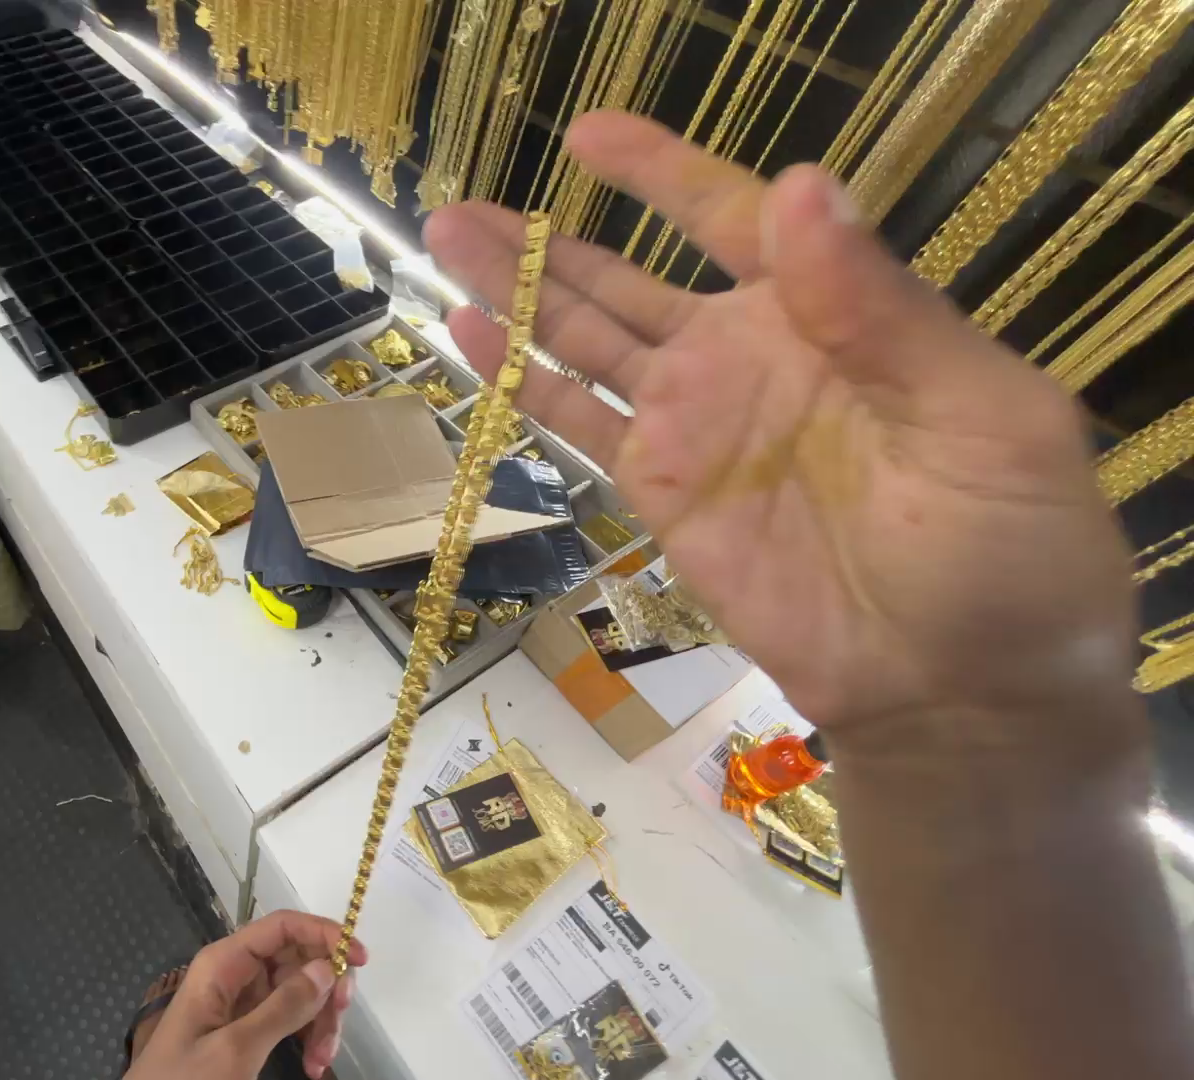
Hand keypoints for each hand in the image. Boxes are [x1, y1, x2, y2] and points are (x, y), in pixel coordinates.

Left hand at [126, 912, 366, 1079]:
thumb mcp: (235, 1049)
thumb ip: (282, 1007)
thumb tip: (326, 967)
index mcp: (224, 962)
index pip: (281, 926)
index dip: (323, 933)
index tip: (360, 959)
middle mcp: (234, 973)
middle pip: (296, 960)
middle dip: (325, 989)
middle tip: (340, 1022)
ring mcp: (241, 1003)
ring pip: (298, 992)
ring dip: (319, 1021)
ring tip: (321, 1062)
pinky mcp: (245, 1031)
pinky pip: (287, 1020)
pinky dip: (307, 1038)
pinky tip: (313, 1066)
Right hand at [424, 112, 1141, 765]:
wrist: (938, 680)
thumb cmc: (995, 548)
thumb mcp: (977, 413)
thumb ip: (880, 308)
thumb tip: (799, 187)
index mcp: (818, 316)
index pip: (726, 218)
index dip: (656, 173)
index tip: (587, 135)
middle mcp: (733, 355)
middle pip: (617, 279)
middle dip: (541, 241)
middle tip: (460, 211)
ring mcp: (680, 420)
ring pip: (577, 341)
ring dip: (512, 295)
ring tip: (446, 250)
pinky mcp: (645, 482)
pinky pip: (570, 419)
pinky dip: (518, 380)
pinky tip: (470, 338)